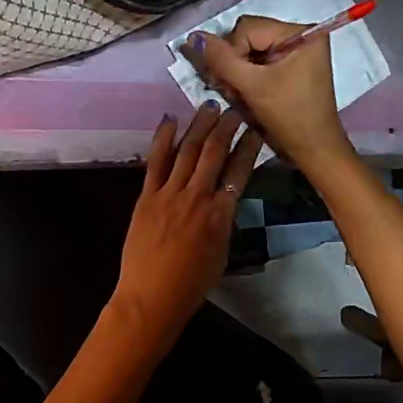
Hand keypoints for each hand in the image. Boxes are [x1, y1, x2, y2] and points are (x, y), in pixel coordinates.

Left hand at [113, 101, 263, 336]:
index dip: (249, 147)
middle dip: (226, 126)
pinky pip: (156, 163)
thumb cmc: (192, 284)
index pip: (239, 171)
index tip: (255, 128)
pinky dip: (163, 139)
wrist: (152, 297)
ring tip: (209, 105)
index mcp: (221, 214)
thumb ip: (223, 222)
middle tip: (234, 108)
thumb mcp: (221, 253)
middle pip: (214, 152)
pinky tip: (170, 120)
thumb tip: (223, 203)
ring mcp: (169, 194)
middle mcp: (197, 197)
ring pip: (187, 151)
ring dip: (199, 125)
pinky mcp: (147, 197)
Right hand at [186, 15, 354, 171]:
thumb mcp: (252, 86)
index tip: (229, 83)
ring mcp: (297, 51)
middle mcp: (301, 35)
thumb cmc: (288, 117)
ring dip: (238, 72)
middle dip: (234, 62)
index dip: (231, 53)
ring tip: (236, 94)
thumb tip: (194, 36)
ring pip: (251, 50)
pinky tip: (245, 93)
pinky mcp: (293, 66)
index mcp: (300, 32)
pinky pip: (261, 61)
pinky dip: (248, 76)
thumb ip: (222, 60)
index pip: (247, 28)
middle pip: (249, 36)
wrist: (314, 149)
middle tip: (229, 90)